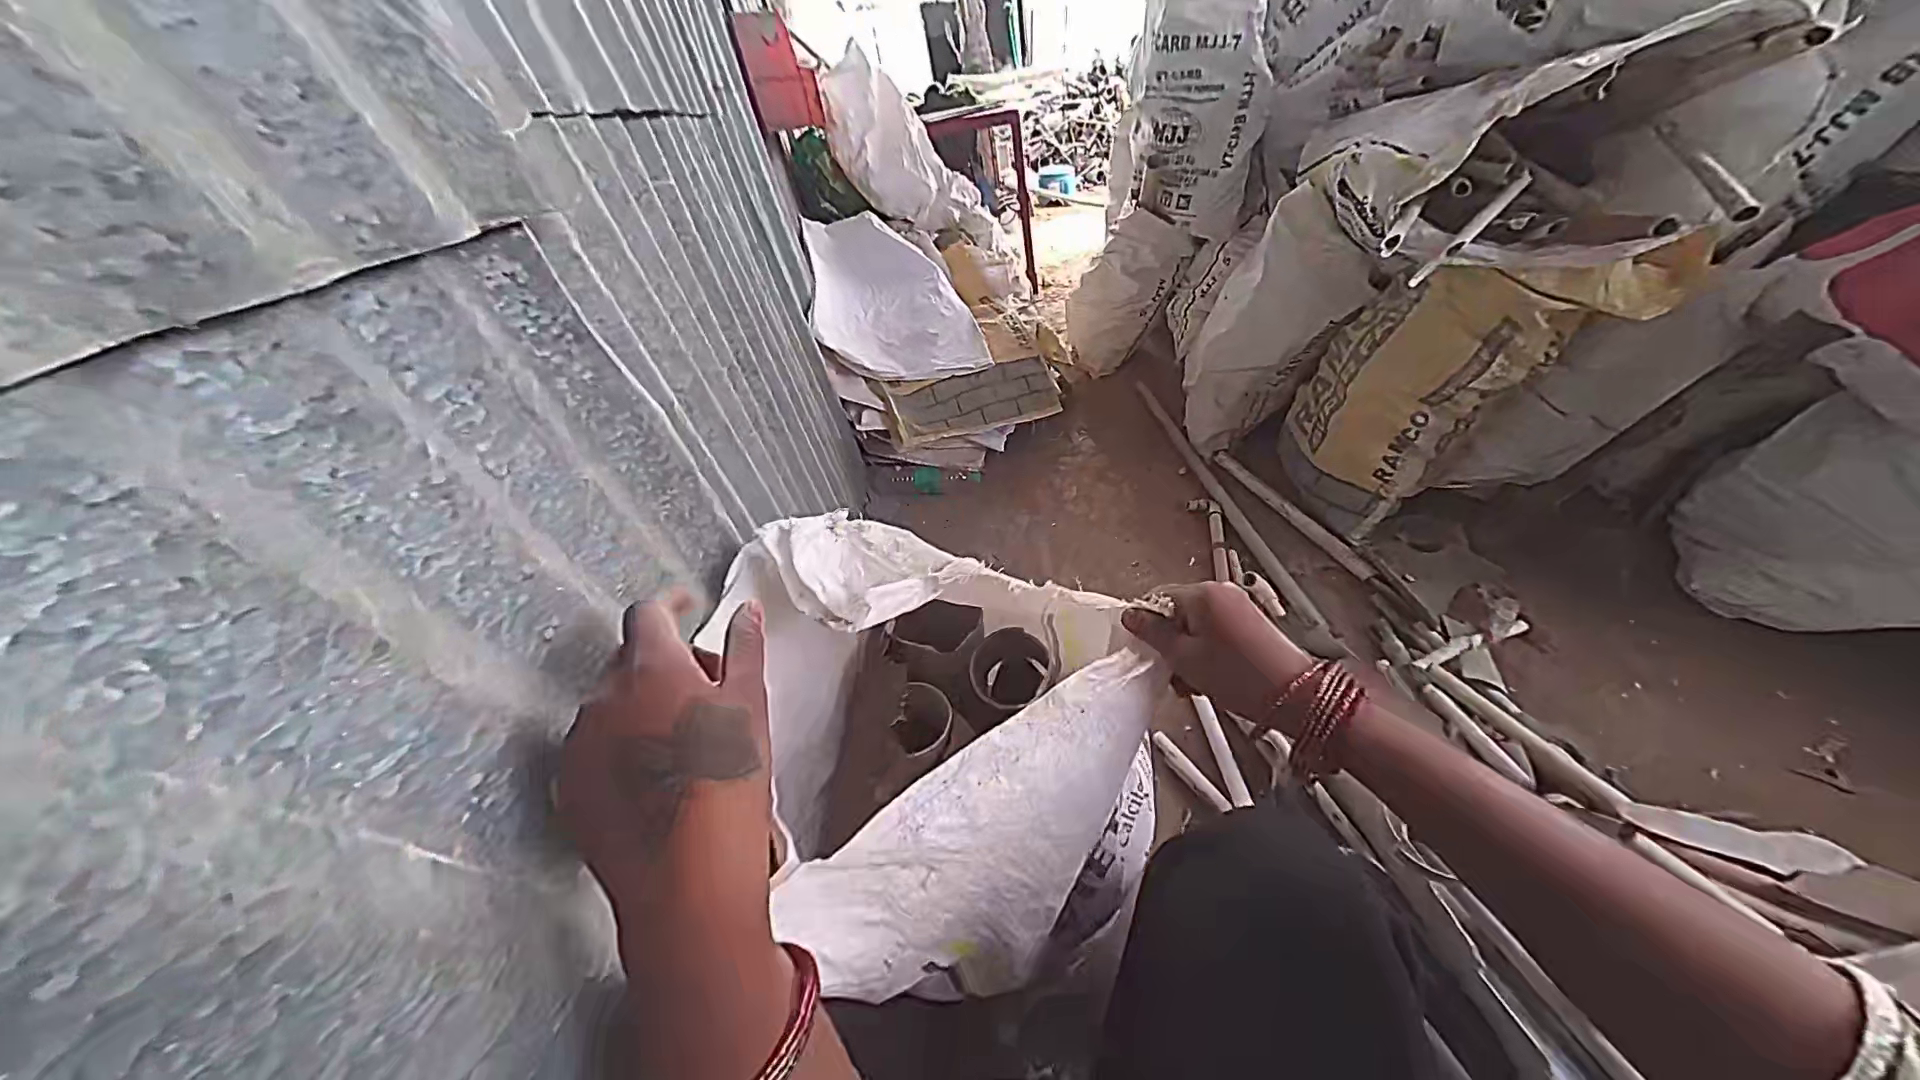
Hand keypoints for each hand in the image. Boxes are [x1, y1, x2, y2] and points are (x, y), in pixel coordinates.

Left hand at [559, 594, 771, 906]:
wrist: (689, 879)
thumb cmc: (730, 783)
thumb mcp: (750, 705)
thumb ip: (746, 648)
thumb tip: (747, 610)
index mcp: (650, 668)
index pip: (649, 613)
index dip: (672, 603)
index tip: (689, 605)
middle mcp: (602, 697)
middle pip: (632, 659)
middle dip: (668, 663)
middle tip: (711, 691)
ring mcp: (579, 744)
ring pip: (613, 704)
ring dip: (644, 705)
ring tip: (687, 741)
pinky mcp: (569, 787)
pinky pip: (596, 746)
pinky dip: (624, 745)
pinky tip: (659, 774)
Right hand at [1121, 583, 1314, 731]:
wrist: (1293, 697)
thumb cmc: (1243, 677)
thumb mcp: (1183, 657)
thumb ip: (1152, 633)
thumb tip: (1132, 616)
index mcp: (1203, 593)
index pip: (1156, 598)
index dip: (1147, 625)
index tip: (1147, 648)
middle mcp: (1222, 593)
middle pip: (1176, 612)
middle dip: (1170, 642)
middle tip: (1175, 669)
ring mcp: (1238, 607)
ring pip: (1194, 625)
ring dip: (1188, 651)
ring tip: (1196, 679)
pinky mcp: (1249, 624)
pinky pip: (1214, 632)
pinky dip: (1207, 652)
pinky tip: (1211, 677)